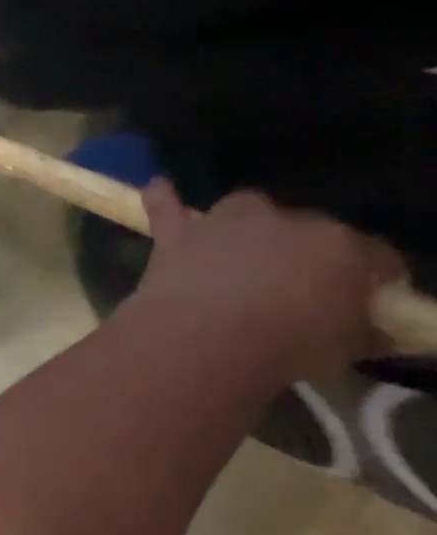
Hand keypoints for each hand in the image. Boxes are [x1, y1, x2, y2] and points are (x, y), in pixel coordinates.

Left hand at [132, 179, 408, 383]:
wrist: (207, 336)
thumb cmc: (292, 346)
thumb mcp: (350, 348)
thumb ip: (359, 328)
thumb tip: (363, 328)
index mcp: (342, 247)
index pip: (375, 256)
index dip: (373, 278)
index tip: (366, 300)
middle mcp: (283, 221)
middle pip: (307, 229)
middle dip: (308, 253)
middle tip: (301, 287)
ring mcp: (223, 222)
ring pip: (246, 208)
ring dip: (250, 225)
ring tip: (249, 252)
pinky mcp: (176, 233)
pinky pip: (166, 207)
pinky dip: (163, 199)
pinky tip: (159, 187)